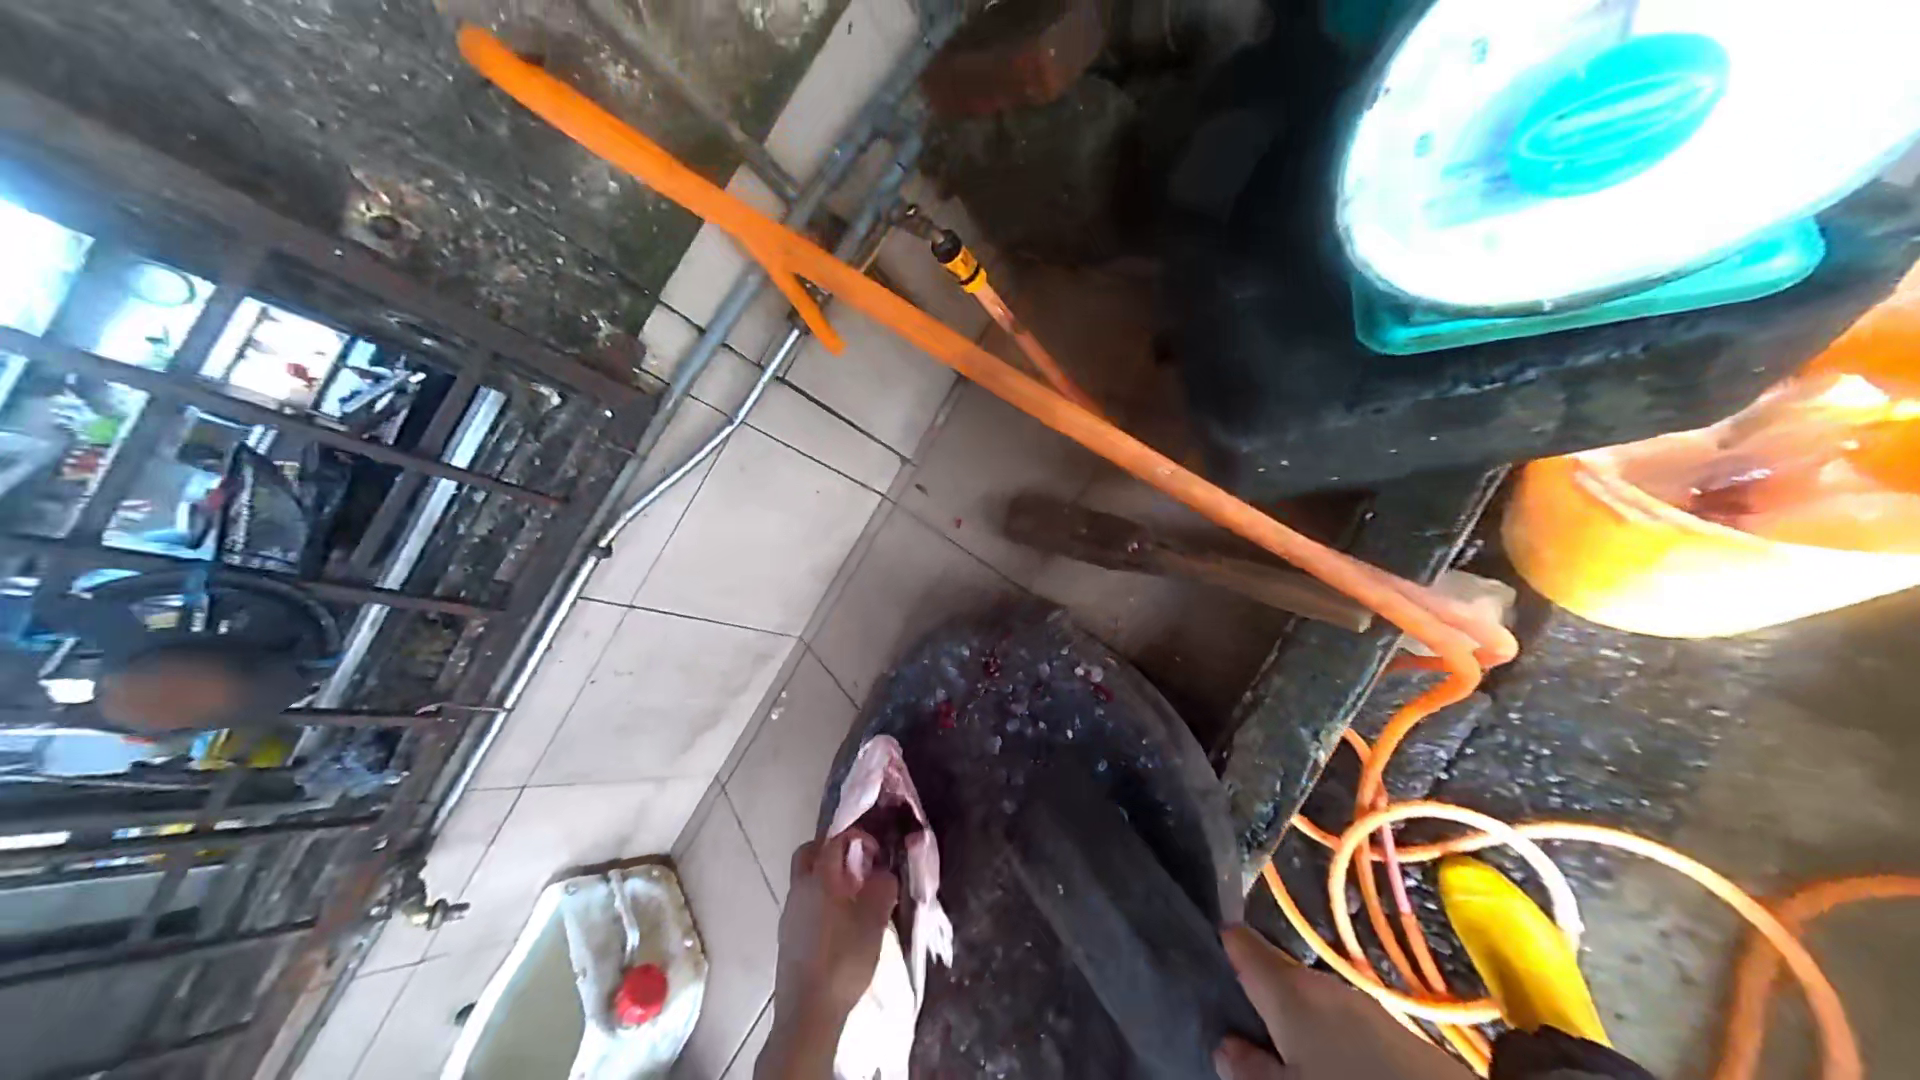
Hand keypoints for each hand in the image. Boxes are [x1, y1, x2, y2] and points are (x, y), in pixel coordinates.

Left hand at [757, 830, 899, 1079]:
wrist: (808, 1013)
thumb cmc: (844, 960)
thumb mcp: (874, 920)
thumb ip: (883, 887)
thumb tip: (884, 873)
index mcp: (819, 878)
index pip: (834, 839)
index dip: (857, 837)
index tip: (876, 852)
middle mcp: (799, 889)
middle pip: (809, 853)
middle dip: (833, 850)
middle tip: (858, 864)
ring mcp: (789, 914)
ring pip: (805, 879)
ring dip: (827, 877)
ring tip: (854, 897)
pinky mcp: (788, 936)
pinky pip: (804, 903)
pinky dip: (821, 900)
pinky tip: (840, 924)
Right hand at [1216, 925, 1474, 1079]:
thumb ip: (1248, 1070)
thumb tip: (1225, 1045)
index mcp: (1287, 987)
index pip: (1237, 941)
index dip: (1215, 947)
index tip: (1199, 963)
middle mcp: (1318, 982)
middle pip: (1271, 973)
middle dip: (1251, 994)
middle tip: (1233, 1025)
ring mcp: (1358, 1005)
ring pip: (1303, 1000)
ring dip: (1286, 1020)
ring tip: (1276, 1052)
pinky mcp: (1390, 1032)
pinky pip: (1335, 1022)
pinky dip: (1320, 1037)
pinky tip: (1322, 1067)